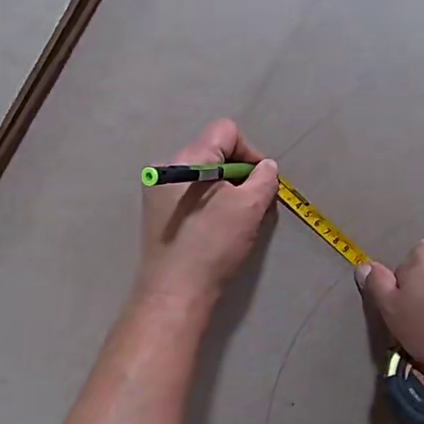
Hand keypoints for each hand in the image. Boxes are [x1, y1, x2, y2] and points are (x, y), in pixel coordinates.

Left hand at [135, 119, 278, 310]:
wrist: (176, 293)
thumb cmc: (214, 245)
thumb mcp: (249, 207)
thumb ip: (264, 178)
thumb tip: (265, 167)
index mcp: (186, 160)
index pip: (226, 131)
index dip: (250, 151)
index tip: (260, 181)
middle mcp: (166, 168)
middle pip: (214, 151)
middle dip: (239, 172)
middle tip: (252, 202)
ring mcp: (158, 190)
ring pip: (204, 174)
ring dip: (226, 188)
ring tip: (236, 217)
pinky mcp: (157, 212)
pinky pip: (191, 191)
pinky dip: (211, 200)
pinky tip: (217, 226)